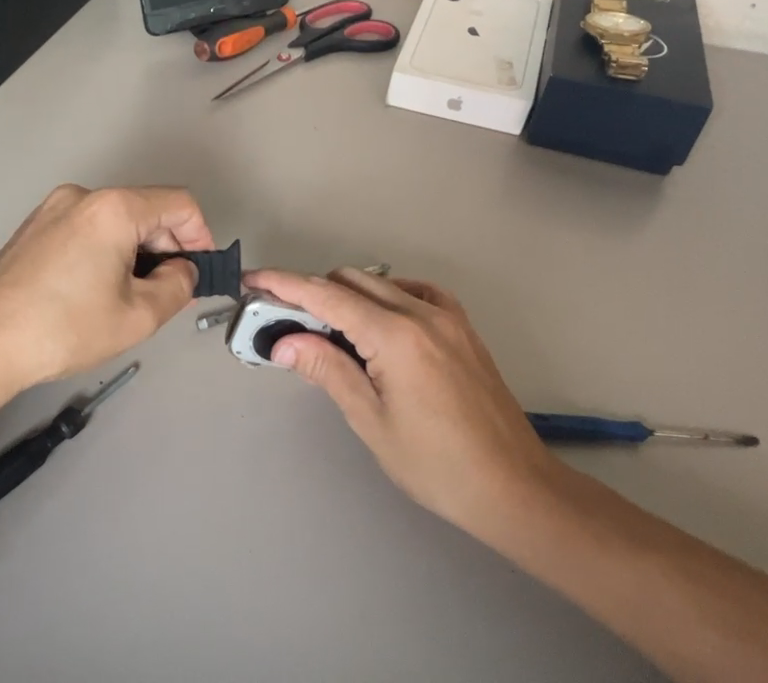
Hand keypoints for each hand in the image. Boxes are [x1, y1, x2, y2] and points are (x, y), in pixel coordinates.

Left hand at [0, 185, 214, 396]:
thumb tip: (182, 270)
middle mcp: (80, 196)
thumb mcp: (138, 315)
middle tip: (168, 293)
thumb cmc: (65, 329)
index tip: (200, 272)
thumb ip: (177, 285)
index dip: (200, 236)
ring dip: (134, 253)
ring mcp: (50, 210)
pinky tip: (95, 292)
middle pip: (144, 210)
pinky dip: (104, 252)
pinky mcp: (32, 229)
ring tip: (130, 298)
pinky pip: (84, 230)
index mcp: (111, 208)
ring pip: (113, 222)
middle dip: (166, 248)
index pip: (178, 204)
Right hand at [244, 268, 561, 531]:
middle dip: (309, 291)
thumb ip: (327, 370)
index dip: (283, 284)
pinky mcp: (462, 330)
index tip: (251, 279)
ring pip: (380, 284)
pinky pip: (414, 292)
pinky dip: (384, 296)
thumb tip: (284, 342)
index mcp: (395, 336)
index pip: (325, 296)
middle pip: (349, 282)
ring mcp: (447, 318)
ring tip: (322, 328)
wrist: (515, 488)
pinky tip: (374, 321)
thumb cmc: (436, 464)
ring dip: (344, 294)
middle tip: (281, 319)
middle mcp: (422, 314)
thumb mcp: (370, 420)